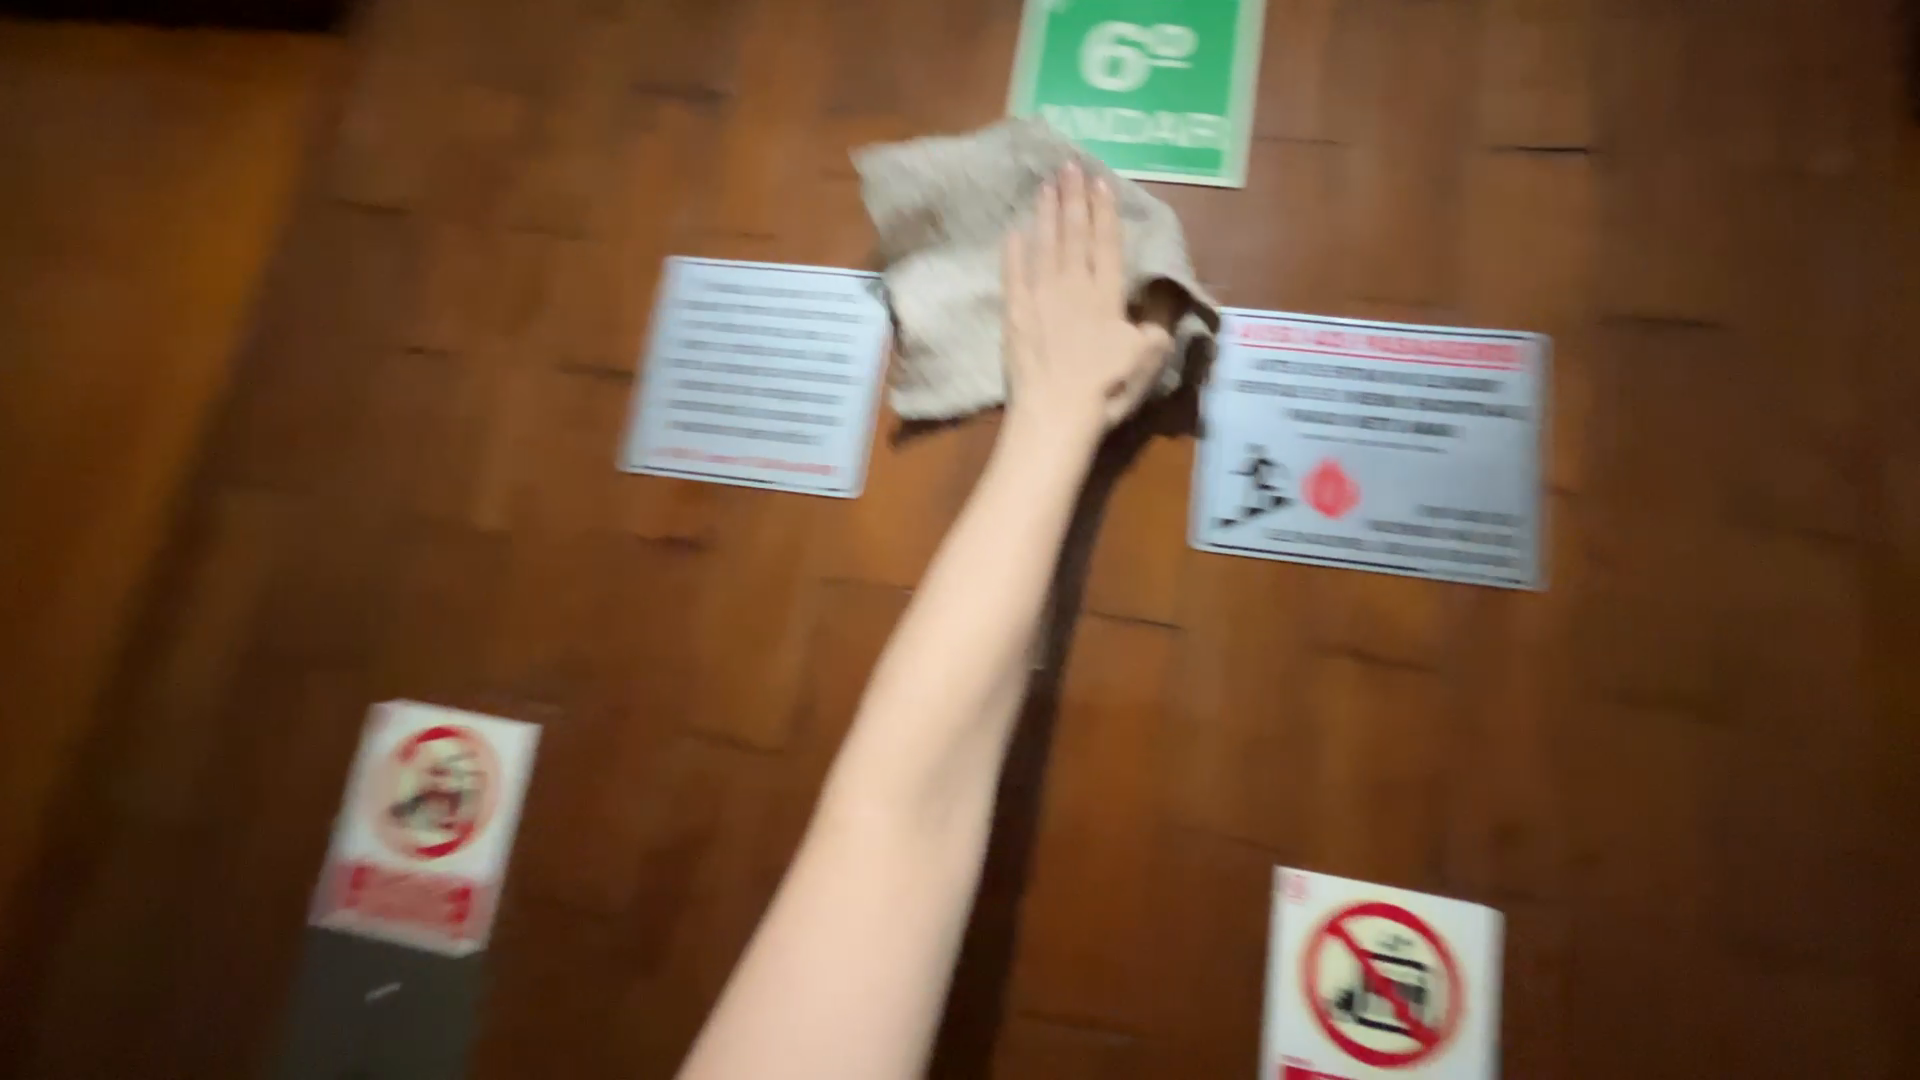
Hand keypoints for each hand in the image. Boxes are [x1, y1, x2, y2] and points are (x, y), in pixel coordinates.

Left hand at [1002, 162, 1173, 439]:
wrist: (1056, 415)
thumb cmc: (1107, 389)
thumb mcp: (1149, 357)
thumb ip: (1158, 322)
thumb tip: (1164, 296)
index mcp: (1107, 294)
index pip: (1107, 242)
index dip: (1104, 209)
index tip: (1099, 179)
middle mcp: (1073, 286)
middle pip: (1073, 234)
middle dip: (1072, 197)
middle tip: (1067, 164)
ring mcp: (1040, 298)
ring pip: (1043, 246)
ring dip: (1045, 213)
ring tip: (1045, 185)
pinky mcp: (1014, 316)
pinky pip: (1013, 275)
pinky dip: (1013, 251)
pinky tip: (1014, 231)